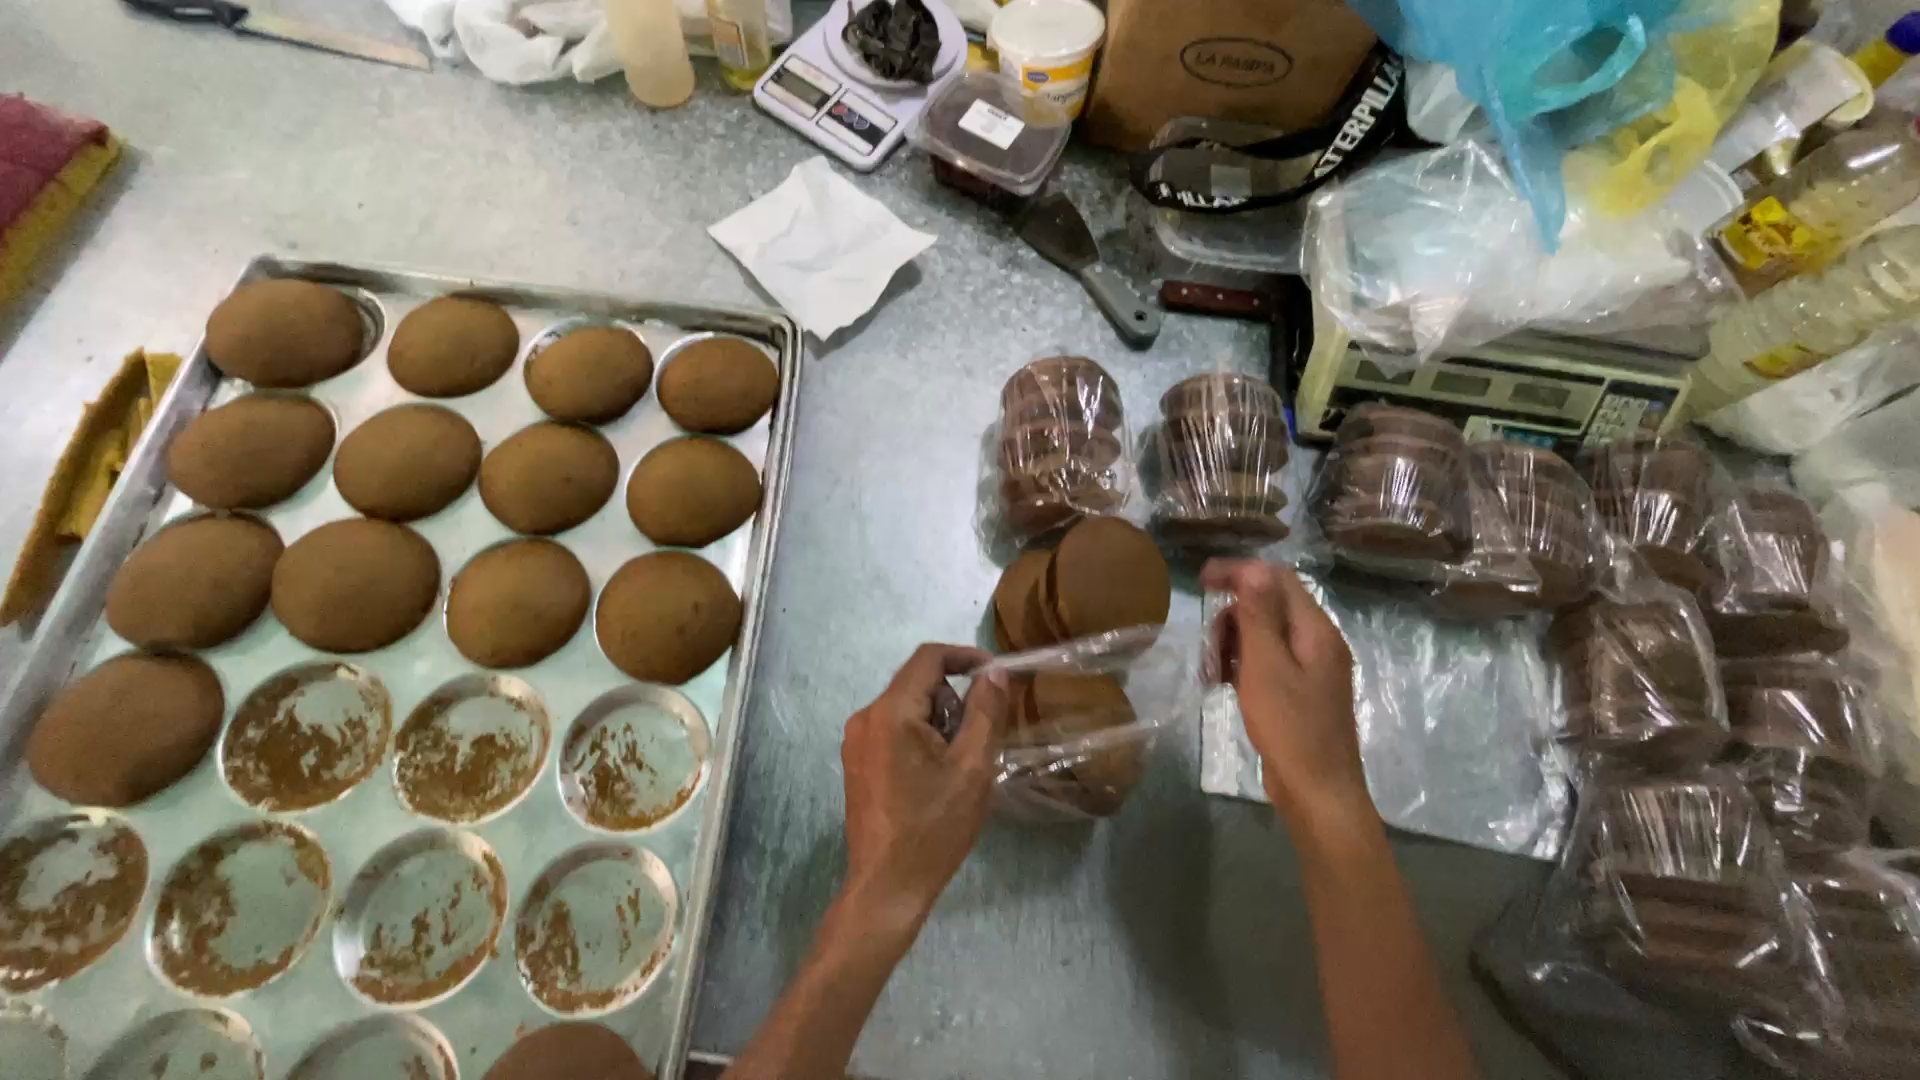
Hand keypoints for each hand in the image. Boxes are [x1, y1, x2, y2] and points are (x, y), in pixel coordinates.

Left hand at [841, 644, 1008, 918]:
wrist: (887, 885)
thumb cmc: (934, 826)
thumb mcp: (972, 767)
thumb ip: (985, 711)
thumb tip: (993, 673)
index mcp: (891, 712)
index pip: (929, 658)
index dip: (965, 657)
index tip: (995, 675)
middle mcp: (866, 717)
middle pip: (918, 683)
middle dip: (953, 700)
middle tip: (977, 739)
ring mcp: (856, 741)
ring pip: (907, 707)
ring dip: (938, 722)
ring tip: (957, 766)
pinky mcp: (856, 762)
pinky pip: (893, 729)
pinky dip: (920, 737)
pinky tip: (935, 777)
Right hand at [1202, 559, 1373, 831]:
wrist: (1318, 793)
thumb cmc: (1290, 729)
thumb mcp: (1266, 667)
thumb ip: (1259, 615)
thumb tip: (1254, 568)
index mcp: (1316, 631)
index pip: (1277, 579)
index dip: (1239, 572)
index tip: (1201, 581)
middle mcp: (1318, 643)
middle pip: (1269, 605)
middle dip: (1232, 617)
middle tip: (1208, 647)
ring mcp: (1311, 669)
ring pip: (1264, 634)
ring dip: (1233, 642)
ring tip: (1213, 673)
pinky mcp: (1300, 692)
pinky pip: (1267, 661)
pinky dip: (1243, 664)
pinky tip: (1226, 685)